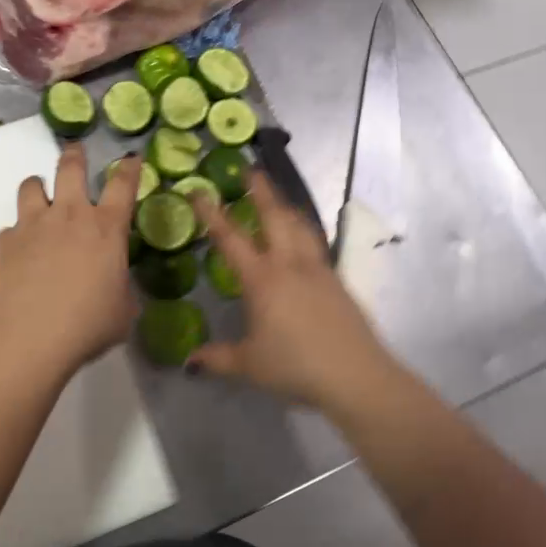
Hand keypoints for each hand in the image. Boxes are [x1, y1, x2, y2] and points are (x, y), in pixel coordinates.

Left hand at [0, 142, 138, 379]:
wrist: (26, 337)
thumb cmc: (86, 326)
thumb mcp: (121, 313)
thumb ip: (121, 290)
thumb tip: (117, 288)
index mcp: (106, 228)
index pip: (123, 185)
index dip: (129, 167)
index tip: (131, 157)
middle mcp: (69, 215)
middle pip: (70, 167)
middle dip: (74, 154)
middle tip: (75, 150)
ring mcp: (32, 224)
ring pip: (32, 185)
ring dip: (38, 187)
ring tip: (39, 197)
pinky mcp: (4, 241)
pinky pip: (10, 228)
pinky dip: (17, 235)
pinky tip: (19, 254)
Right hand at [188, 171, 396, 408]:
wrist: (356, 375)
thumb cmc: (296, 366)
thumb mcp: (250, 366)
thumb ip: (218, 358)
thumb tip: (189, 361)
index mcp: (261, 279)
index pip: (230, 238)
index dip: (212, 213)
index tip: (199, 191)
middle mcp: (289, 265)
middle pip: (274, 216)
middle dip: (261, 191)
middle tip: (251, 170)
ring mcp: (317, 270)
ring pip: (300, 226)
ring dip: (286, 206)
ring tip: (278, 197)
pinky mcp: (337, 281)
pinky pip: (316, 244)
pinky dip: (304, 231)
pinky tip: (303, 239)